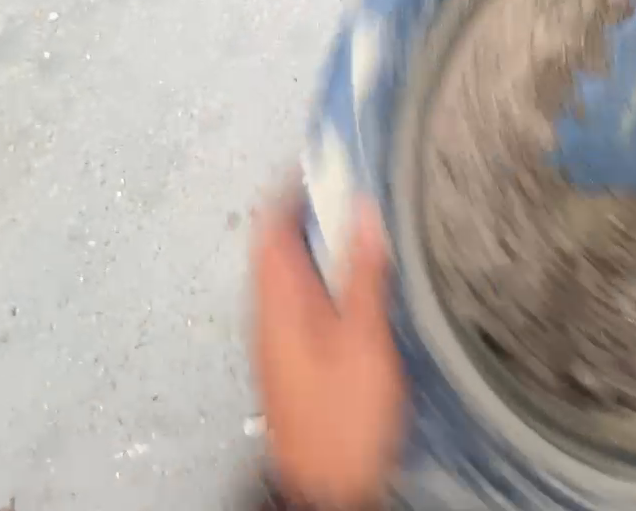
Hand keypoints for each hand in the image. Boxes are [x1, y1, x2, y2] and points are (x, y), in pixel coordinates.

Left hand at [253, 191, 405, 509]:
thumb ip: (363, 270)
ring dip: (316, 232)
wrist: (327, 481)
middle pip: (279, 240)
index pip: (271, 224)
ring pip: (291, 264)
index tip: (323, 157)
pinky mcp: (295, 349)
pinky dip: (322, 262)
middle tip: (346, 174)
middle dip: (308, 203)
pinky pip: (302, 287)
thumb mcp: (362, 335)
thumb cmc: (343, 411)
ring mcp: (280, 332)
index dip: (293, 185)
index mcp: (279, 299)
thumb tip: (364, 212)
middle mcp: (271, 310)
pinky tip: (353, 265)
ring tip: (354, 208)